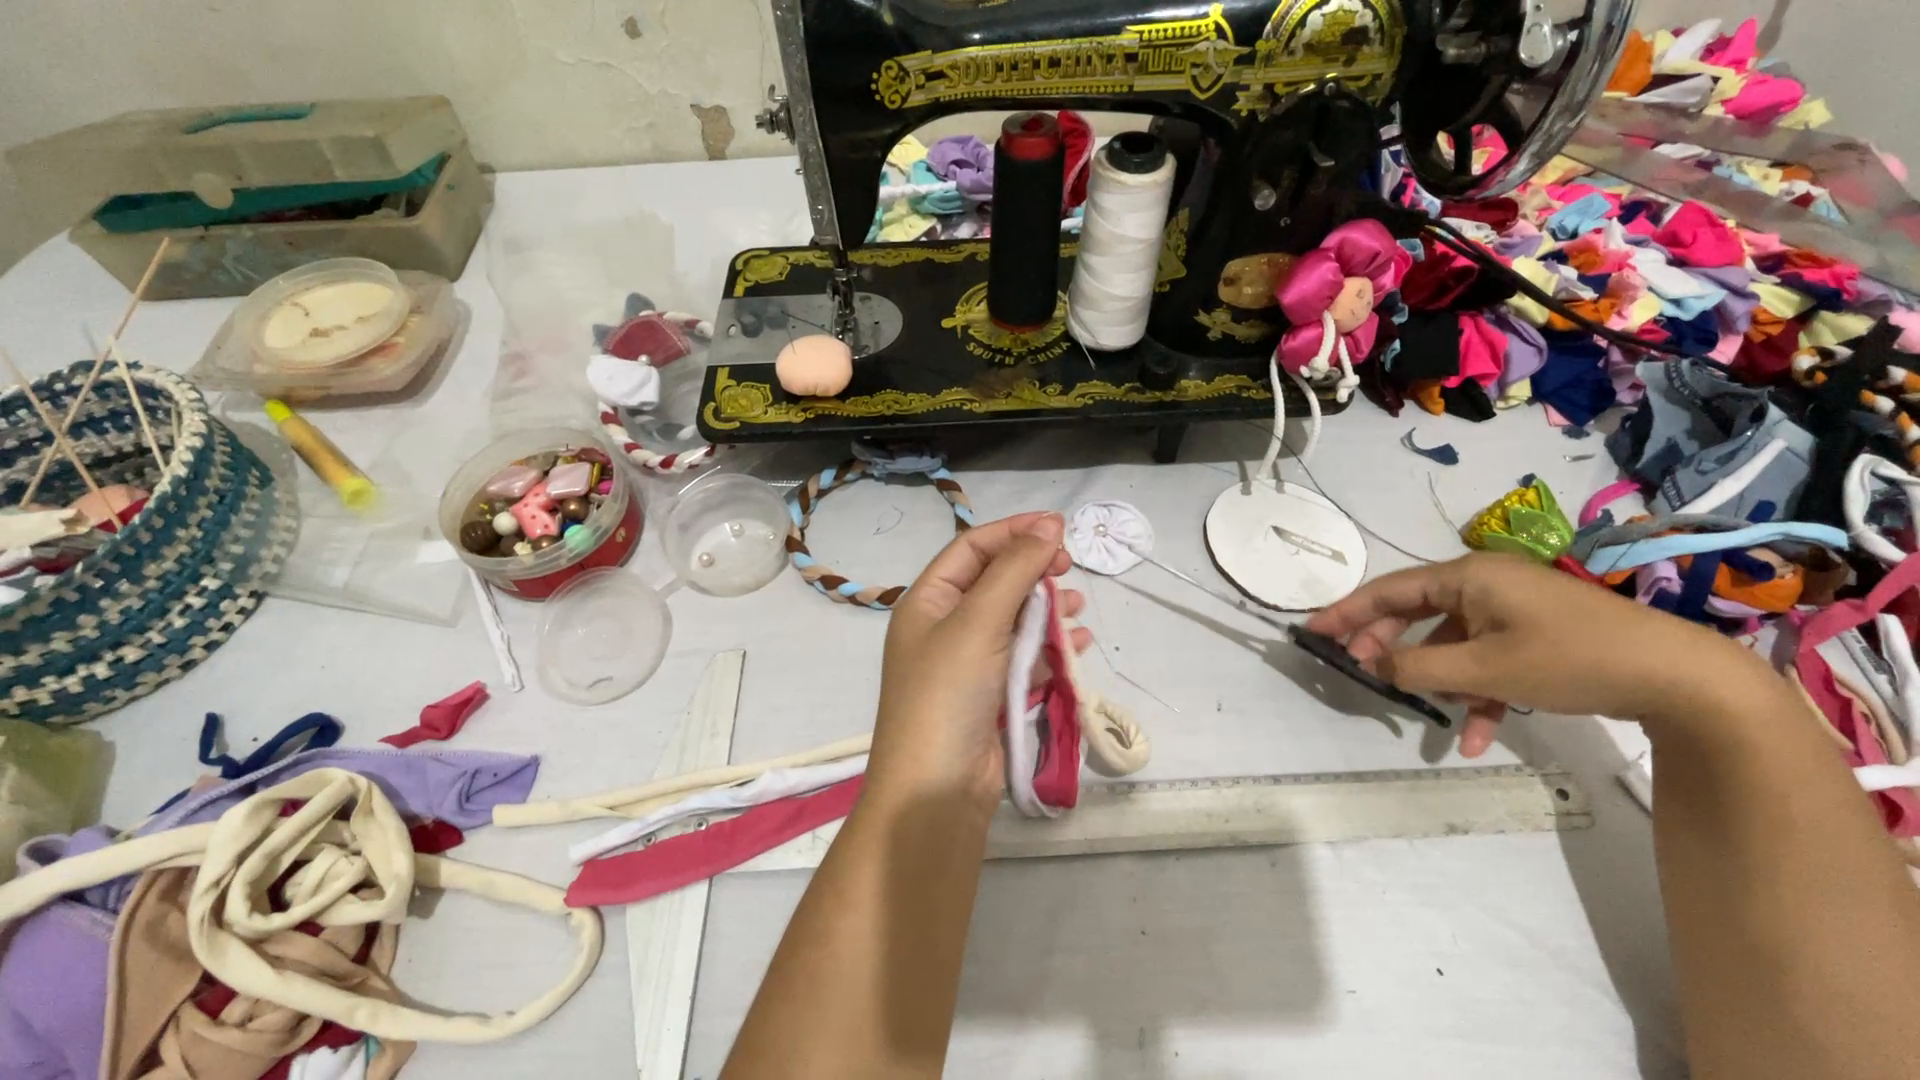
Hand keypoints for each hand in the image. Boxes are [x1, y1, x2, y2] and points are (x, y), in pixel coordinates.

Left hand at [870, 512, 1089, 812]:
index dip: (1014, 532)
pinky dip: (1051, 649)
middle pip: (995, 582)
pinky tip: (1079, 644)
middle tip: (1070, 568)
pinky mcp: (991, 695)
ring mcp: (968, 664)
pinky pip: (1026, 659)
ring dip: (1048, 610)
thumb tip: (1049, 525)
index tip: (1060, 529)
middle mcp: (944, 627)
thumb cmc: (948, 694)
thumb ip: (1015, 571)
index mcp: (927, 602)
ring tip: (1079, 607)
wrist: (936, 789)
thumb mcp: (978, 622)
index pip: (972, 548)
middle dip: (1034, 571)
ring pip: (1015, 621)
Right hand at [1304, 553, 1765, 755]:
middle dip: (1389, 647)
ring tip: (1425, 715)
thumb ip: (1418, 667)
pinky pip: (1488, 660)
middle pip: (1417, 613)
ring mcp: (1514, 611)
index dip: (1348, 611)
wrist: (1678, 677)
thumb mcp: (1485, 669)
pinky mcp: (1537, 636)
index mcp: (1469, 576)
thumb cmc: (1571, 659)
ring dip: (1437, 680)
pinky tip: (1476, 737)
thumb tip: (1372, 664)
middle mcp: (1486, 585)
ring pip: (1453, 642)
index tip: (1312, 631)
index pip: (1390, 590)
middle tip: (1360, 672)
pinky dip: (1476, 692)